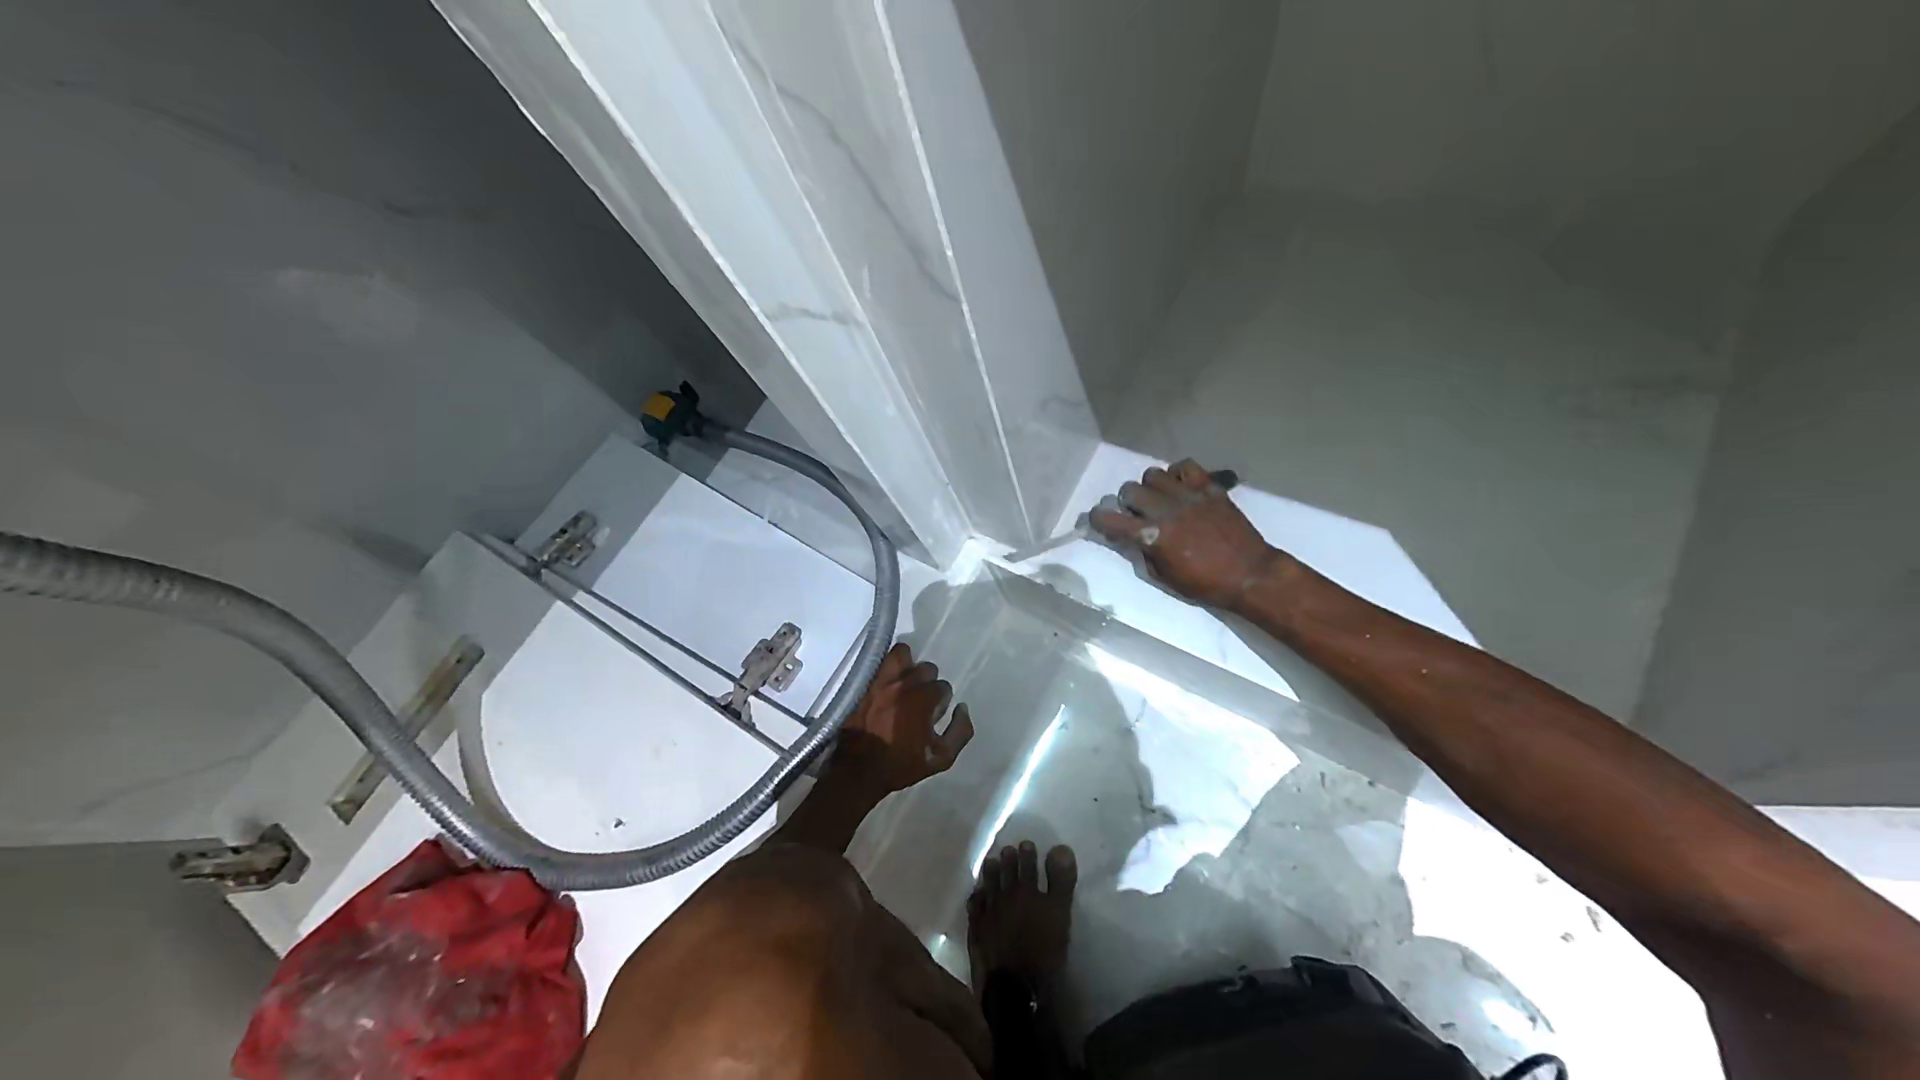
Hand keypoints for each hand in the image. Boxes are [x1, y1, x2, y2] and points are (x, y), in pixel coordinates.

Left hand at [829, 643, 973, 796]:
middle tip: (919, 700)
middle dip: (927, 683)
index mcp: (924, 700)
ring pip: (902, 654)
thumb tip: (962, 708)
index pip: (943, 687)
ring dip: (907, 665)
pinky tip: (887, 680)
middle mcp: (904, 684)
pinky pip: (879, 660)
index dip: (941, 702)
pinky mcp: (863, 682)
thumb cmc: (900, 765)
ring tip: (903, 681)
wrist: (858, 770)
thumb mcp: (942, 758)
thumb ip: (960, 731)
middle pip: (926, 669)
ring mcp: (881, 680)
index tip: (932, 714)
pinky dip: (886, 665)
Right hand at [1089, 459, 1281, 609]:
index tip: (1099, 521)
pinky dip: (1177, 474)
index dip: (1097, 519)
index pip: (1110, 519)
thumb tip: (1133, 538)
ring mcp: (1189, 496)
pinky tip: (1181, 489)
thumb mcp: (1164, 577)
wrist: (1250, 574)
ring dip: (1151, 487)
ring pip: (1153, 474)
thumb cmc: (1205, 584)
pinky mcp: (1209, 488)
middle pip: (1129, 490)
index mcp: (1153, 536)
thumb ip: (1144, 553)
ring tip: (1160, 500)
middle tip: (1137, 515)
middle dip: (1127, 503)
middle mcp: (1166, 510)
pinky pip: (1185, 466)